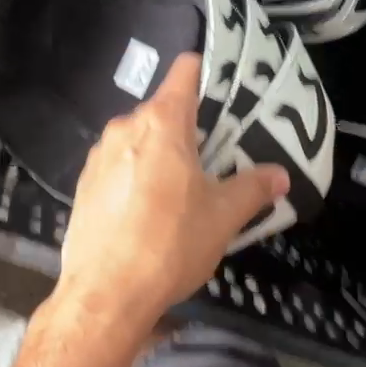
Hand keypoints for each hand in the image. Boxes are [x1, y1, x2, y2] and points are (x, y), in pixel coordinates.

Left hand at [54, 53, 289, 332]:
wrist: (104, 296)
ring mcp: (100, 155)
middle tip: (217, 157)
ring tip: (185, 190)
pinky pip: (120, 166)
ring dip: (163, 154)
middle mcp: (126, 127)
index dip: (210, 73)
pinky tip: (150, 214)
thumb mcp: (223, 217)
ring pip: (141, 139)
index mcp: (162, 121)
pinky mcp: (84, 184)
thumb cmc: (170, 244)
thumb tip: (280, 175)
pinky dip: (138, 176)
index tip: (229, 94)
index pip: (186, 70)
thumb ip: (254, 188)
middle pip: (166, 109)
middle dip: (192, 128)